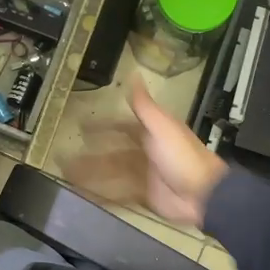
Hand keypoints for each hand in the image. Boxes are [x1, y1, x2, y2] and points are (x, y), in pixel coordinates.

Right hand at [63, 79, 228, 229]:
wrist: (203, 194)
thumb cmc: (185, 157)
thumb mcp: (164, 126)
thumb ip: (145, 105)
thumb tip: (134, 75)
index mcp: (152, 133)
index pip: (121, 126)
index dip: (103, 126)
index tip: (82, 126)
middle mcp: (146, 152)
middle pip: (113, 151)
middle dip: (91, 153)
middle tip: (66, 156)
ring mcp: (145, 174)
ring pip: (112, 172)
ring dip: (92, 173)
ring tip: (70, 175)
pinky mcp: (145, 194)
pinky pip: (119, 192)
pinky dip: (103, 193)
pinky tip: (88, 194)